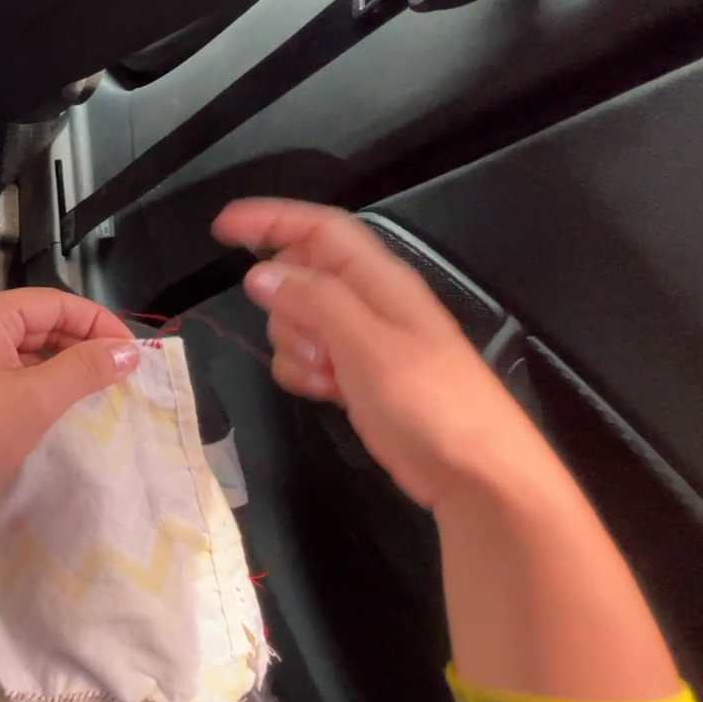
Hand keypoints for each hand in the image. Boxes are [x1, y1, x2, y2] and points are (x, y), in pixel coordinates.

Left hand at [0, 289, 140, 507]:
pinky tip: (70, 398)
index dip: (97, 322)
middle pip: (43, 320)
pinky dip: (45, 378)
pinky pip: (17, 366)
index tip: (134, 352)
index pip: (54, 303)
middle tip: (125, 373)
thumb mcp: (38, 397)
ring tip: (105, 385)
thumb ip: (85, 368)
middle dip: (84, 342)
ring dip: (67, 361)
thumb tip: (129, 350)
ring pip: (32, 345)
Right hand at [212, 198, 553, 508]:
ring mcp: (359, 339)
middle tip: (300, 333)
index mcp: (379, 281)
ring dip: (291, 342)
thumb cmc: (433, 405)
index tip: (222, 227)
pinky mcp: (352, 373)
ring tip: (323, 371)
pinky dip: (300, 370)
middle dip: (281, 301)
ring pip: (293, 317)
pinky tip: (324, 391)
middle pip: (297, 274)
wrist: (479, 481)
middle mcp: (367, 302)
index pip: (318, 229)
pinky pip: (302, 355)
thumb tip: (259, 273)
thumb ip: (312, 300)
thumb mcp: (368, 344)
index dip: (270, 219)